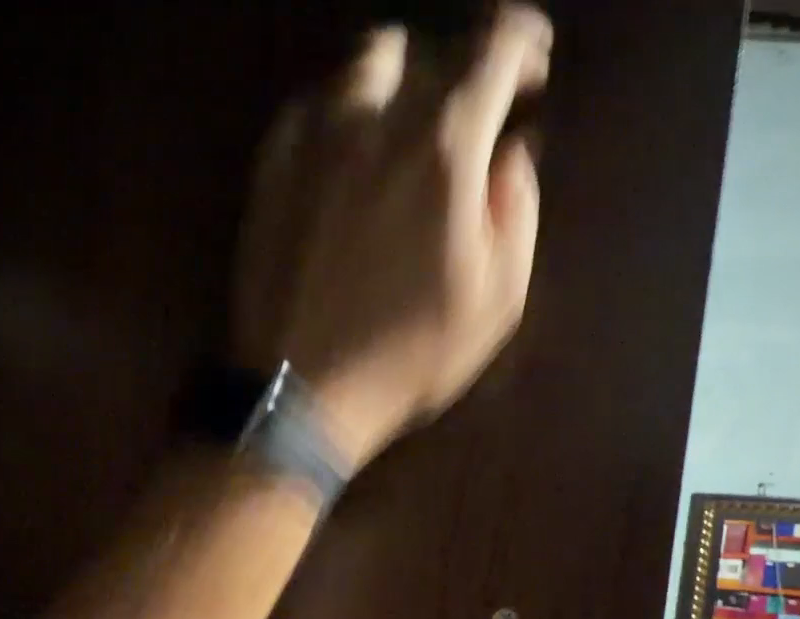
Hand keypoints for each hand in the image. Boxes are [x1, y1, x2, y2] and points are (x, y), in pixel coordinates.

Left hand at [232, 6, 551, 468]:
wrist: (299, 393)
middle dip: (454, 67)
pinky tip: (342, 153)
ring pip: (356, 72)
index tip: (533, 66)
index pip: (495, 47)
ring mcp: (309, 151)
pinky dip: (333, 118)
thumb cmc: (407, 355)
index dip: (525, 43)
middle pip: (421, 49)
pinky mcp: (267, 181)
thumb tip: (508, 153)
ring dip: (392, 83)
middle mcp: (372, 129)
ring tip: (402, 124)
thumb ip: (516, 207)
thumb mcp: (499, 296)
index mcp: (443, 147)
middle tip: (466, 108)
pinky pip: (303, 116)